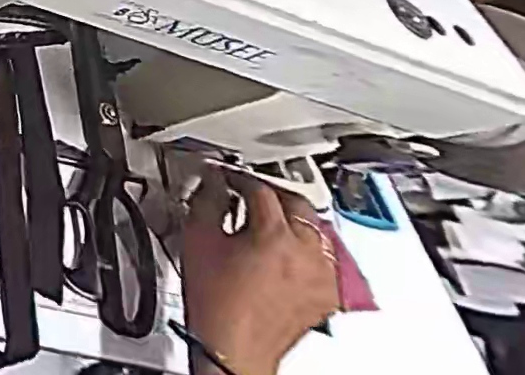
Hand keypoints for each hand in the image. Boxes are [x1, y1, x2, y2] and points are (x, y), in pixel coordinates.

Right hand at [176, 169, 340, 374]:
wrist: (232, 347)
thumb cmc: (215, 301)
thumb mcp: (198, 236)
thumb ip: (207, 199)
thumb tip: (213, 182)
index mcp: (274, 236)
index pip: (259, 188)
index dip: (237, 177)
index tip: (224, 176)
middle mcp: (305, 255)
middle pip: (296, 202)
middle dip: (270, 190)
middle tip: (247, 189)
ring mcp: (320, 277)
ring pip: (316, 228)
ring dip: (292, 215)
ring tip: (269, 214)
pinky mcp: (326, 296)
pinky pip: (325, 257)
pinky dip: (308, 244)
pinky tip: (289, 244)